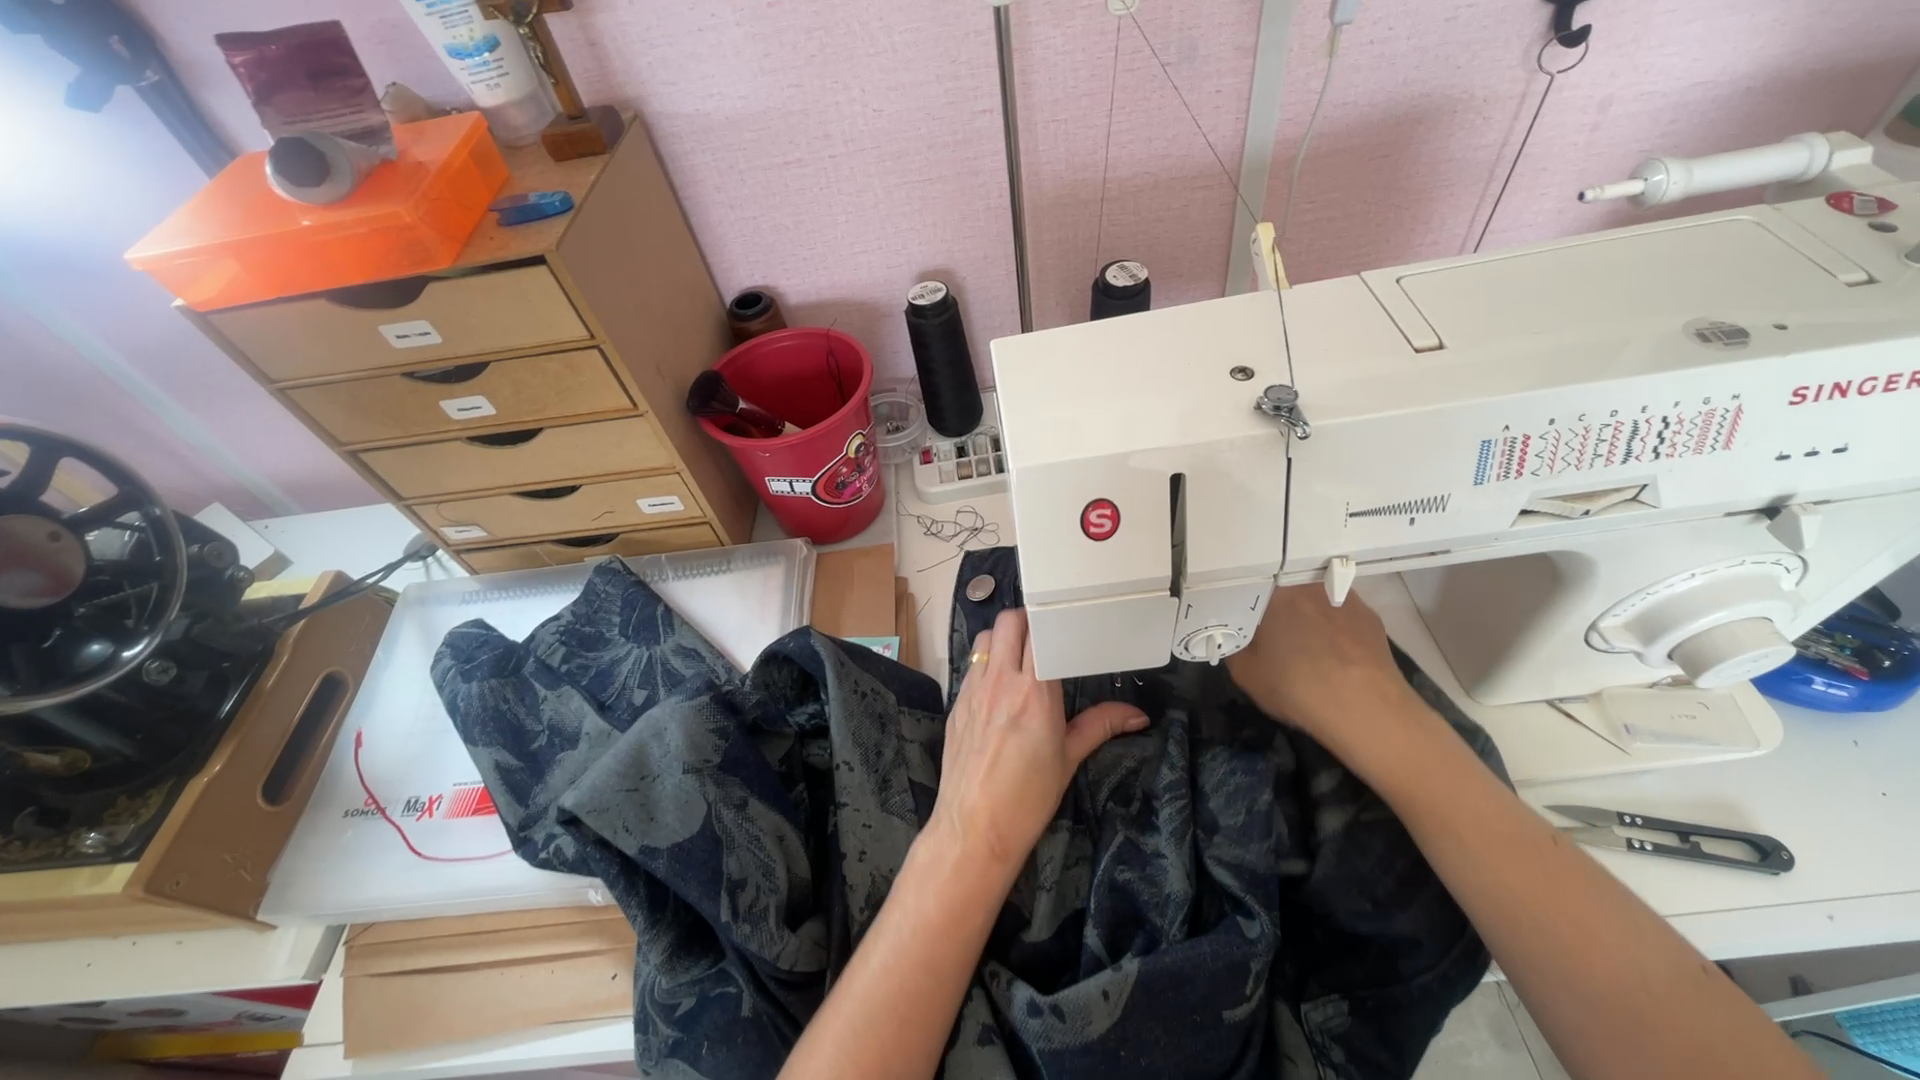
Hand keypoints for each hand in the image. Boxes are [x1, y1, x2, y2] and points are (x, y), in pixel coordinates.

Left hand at [930, 609, 1147, 878]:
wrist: (974, 829)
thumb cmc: (1027, 798)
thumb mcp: (1068, 759)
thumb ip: (1100, 726)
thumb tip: (1139, 715)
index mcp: (1035, 693)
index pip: (1040, 633)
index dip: (1052, 621)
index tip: (1067, 623)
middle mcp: (1001, 682)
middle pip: (1008, 623)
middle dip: (1027, 620)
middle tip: (1044, 634)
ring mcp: (973, 691)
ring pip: (984, 639)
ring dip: (1002, 637)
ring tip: (1020, 654)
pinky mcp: (957, 705)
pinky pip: (971, 667)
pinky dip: (986, 663)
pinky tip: (998, 685)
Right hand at [1224, 585, 1429, 748]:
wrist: (1366, 708)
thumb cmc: (1297, 686)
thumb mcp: (1246, 673)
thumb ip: (1234, 647)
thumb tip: (1236, 638)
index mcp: (1274, 591)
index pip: (1249, 587)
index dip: (1241, 602)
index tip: (1237, 619)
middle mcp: (1310, 584)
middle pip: (1284, 589)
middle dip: (1274, 606)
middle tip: (1267, 630)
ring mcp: (1345, 597)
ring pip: (1315, 600)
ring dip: (1306, 615)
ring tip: (1303, 643)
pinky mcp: (1370, 616)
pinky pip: (1340, 615)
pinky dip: (1333, 628)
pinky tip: (1333, 653)